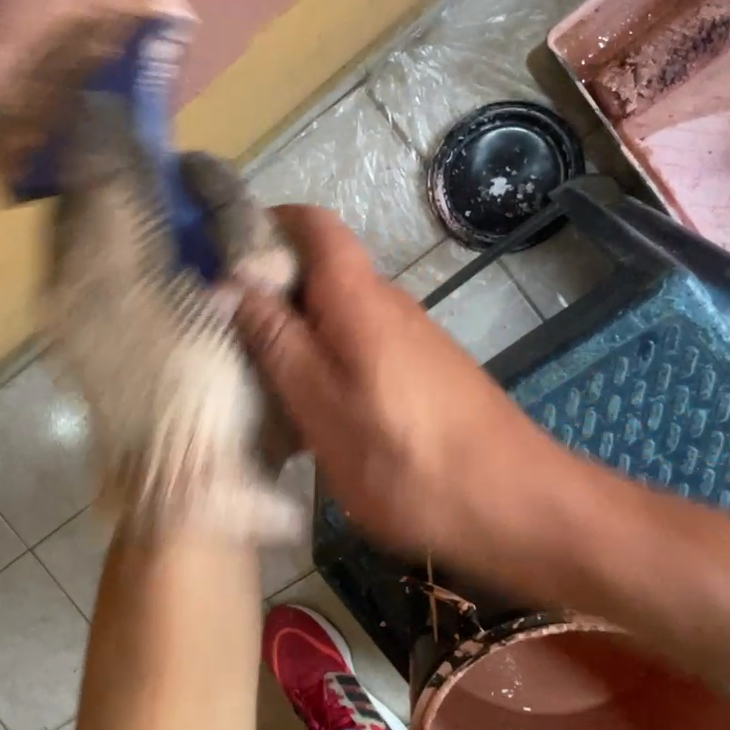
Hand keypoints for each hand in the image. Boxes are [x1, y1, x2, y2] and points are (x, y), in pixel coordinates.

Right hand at [232, 206, 576, 567]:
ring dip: (289, 335)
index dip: (261, 225)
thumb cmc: (407, 458)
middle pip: (317, 271)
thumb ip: (277, 343)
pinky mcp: (417, 374)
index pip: (310, 224)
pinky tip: (300, 413)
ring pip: (332, 316)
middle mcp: (386, 305)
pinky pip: (354, 349)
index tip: (214, 257)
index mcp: (358, 297)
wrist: (515, 506)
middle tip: (214, 331)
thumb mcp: (322, 405)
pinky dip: (319, 365)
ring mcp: (406, 340)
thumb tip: (234, 286)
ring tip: (246, 378)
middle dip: (264, 291)